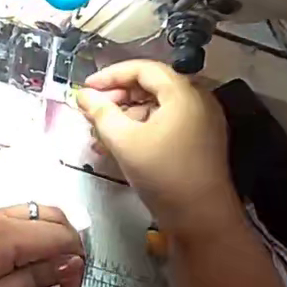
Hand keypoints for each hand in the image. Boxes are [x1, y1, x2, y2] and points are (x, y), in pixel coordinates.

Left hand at [0, 205, 85, 286]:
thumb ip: (36, 279)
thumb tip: (69, 262)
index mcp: (5, 235)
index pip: (61, 234)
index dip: (76, 261)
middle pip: (49, 213)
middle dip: (68, 241)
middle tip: (64, 276)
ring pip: (28, 212)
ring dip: (46, 235)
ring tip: (43, 270)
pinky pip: (7, 218)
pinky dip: (24, 233)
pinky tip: (17, 261)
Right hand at [73, 59, 243, 234]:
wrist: (201, 218)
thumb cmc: (163, 175)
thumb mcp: (124, 141)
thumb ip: (101, 112)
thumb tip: (85, 96)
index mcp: (183, 93)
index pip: (143, 69)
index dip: (111, 75)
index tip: (87, 88)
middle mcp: (197, 101)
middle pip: (151, 86)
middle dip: (117, 96)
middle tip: (92, 110)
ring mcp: (201, 122)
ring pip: (157, 107)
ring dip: (126, 115)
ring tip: (100, 133)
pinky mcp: (199, 142)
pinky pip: (166, 124)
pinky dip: (141, 129)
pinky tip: (119, 146)